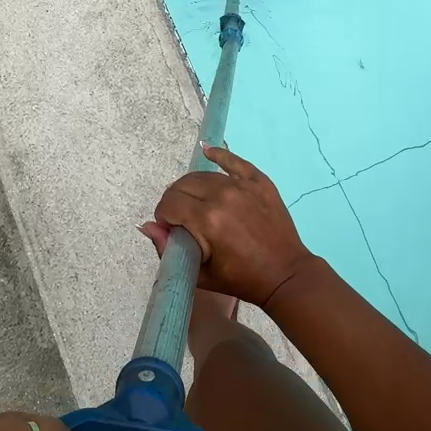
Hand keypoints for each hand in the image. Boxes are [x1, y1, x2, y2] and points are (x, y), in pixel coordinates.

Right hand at [141, 145, 317, 306]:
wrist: (285, 275)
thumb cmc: (241, 279)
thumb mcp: (201, 274)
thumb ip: (168, 249)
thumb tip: (146, 225)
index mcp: (207, 221)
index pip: (170, 204)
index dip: (163, 216)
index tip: (169, 227)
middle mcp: (222, 196)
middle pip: (183, 186)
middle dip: (174, 201)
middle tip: (180, 217)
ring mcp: (242, 186)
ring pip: (204, 175)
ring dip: (193, 187)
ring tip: (195, 201)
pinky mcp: (259, 181)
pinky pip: (234, 161)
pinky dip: (219, 154)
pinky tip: (208, 151)